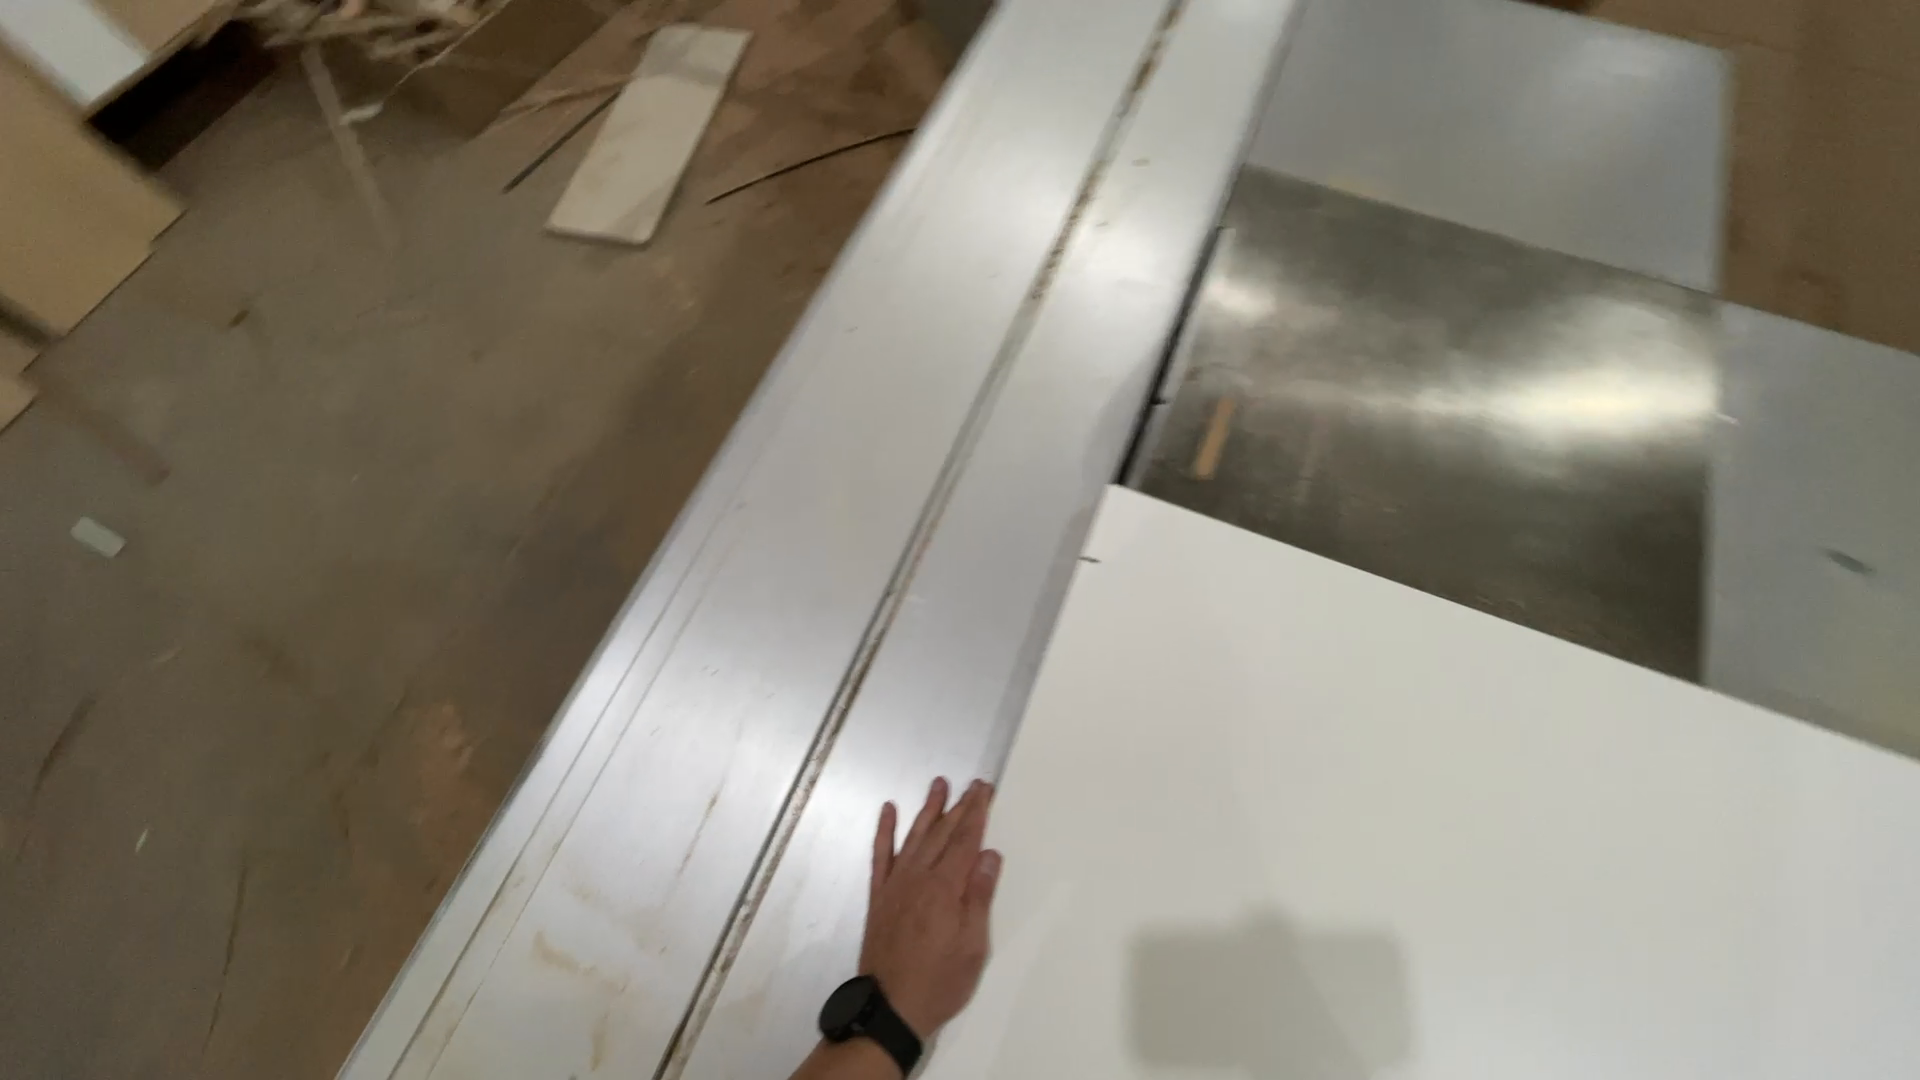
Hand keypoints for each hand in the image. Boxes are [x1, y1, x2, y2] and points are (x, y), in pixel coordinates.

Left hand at [860, 777, 1001, 1037]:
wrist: (889, 1008)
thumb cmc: (940, 981)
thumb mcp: (973, 946)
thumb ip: (979, 896)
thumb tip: (989, 854)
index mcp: (946, 888)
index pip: (966, 841)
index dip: (977, 814)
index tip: (984, 791)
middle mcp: (920, 877)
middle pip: (943, 833)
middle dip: (960, 807)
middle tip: (973, 785)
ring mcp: (896, 883)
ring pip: (915, 836)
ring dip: (928, 809)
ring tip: (939, 784)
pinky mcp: (879, 895)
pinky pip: (881, 854)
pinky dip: (884, 831)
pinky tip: (888, 810)